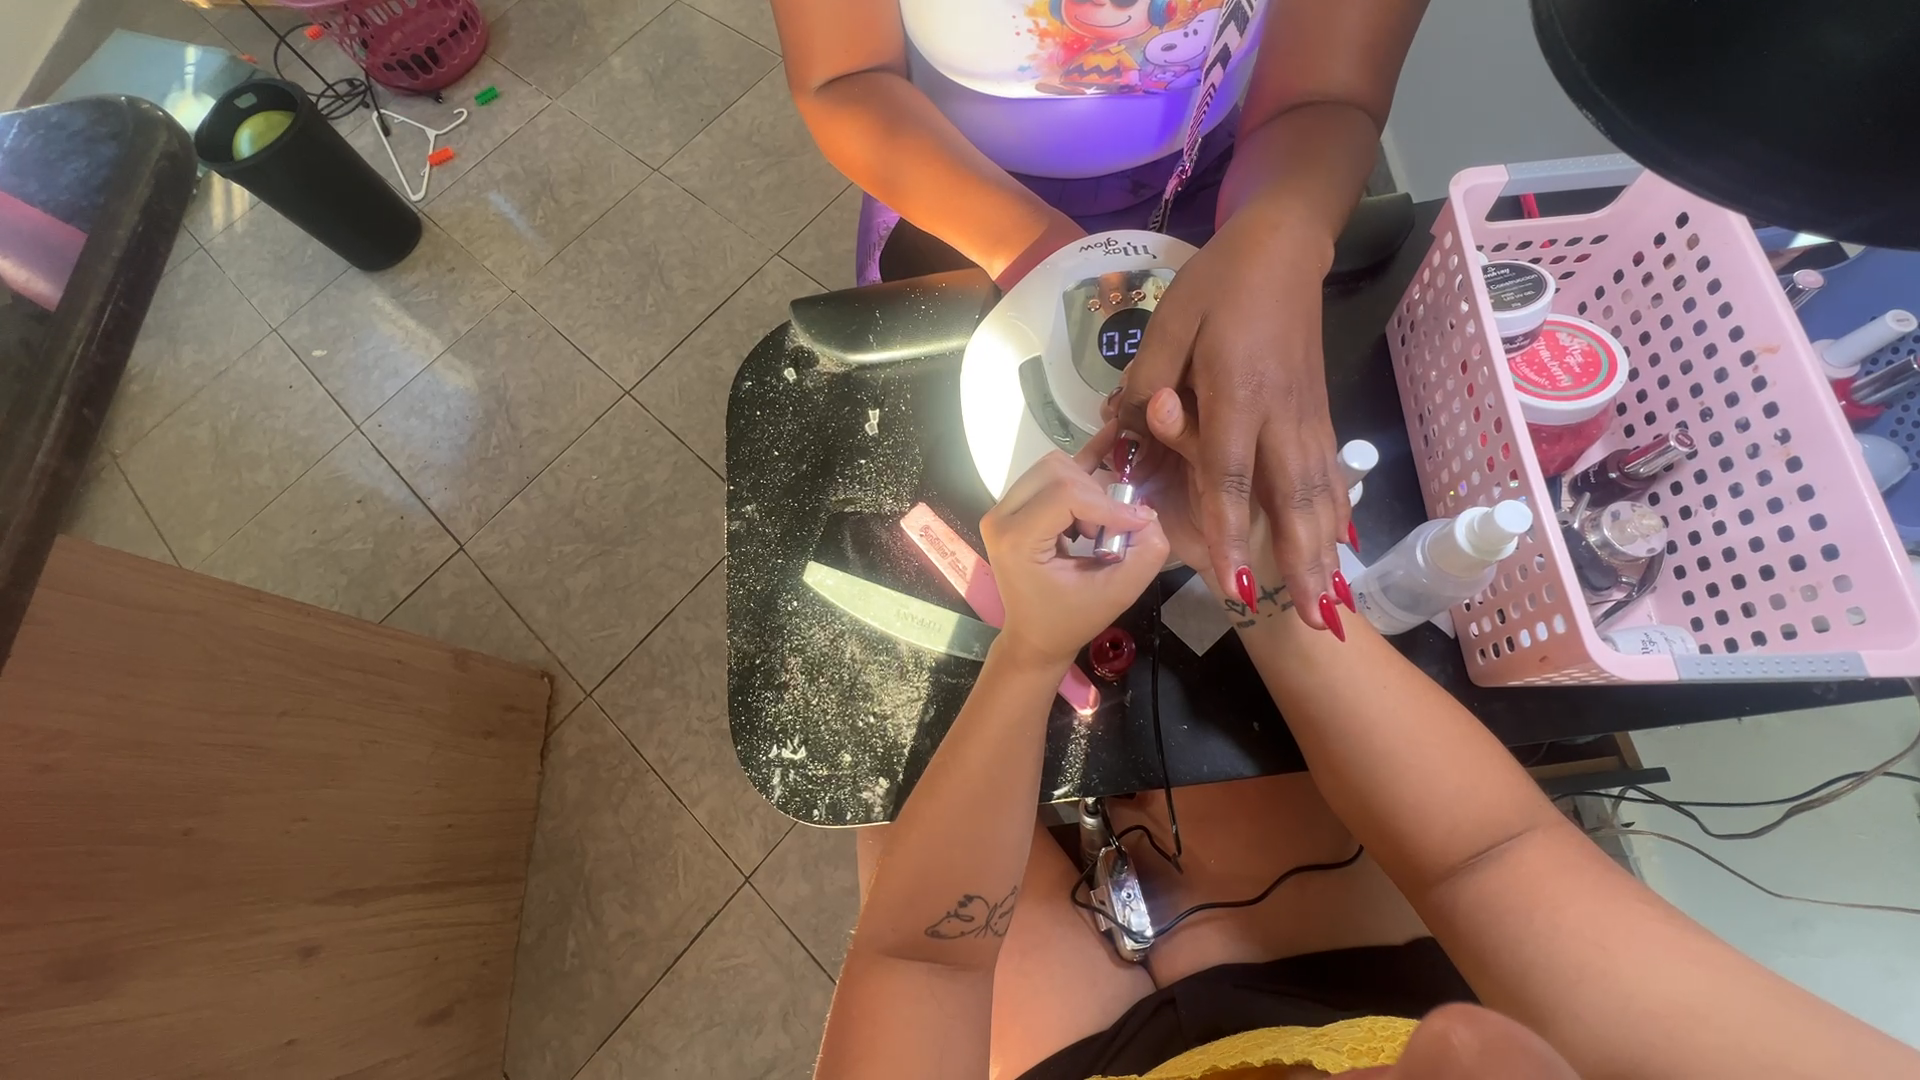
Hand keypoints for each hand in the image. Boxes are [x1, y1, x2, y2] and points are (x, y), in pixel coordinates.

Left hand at [980, 426, 1168, 667]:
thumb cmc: (1069, 620)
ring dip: (1086, 489)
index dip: (1108, 505)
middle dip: (1095, 496)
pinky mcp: (1015, 503)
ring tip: (1093, 528)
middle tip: (1106, 532)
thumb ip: (1144, 555)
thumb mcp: (1115, 595)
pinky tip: (1111, 442)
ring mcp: (1003, 507)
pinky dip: (1082, 464)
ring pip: (1054, 466)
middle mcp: (1000, 516)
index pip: (1065, 495)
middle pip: (1057, 471)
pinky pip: (1050, 471)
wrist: (1035, 635)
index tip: (1136, 524)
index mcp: (1015, 541)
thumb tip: (1149, 515)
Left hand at [1116, 209, 1347, 631]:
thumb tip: (1129, 436)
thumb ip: (1149, 386)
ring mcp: (1307, 414)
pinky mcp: (1318, 410)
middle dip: (1301, 561)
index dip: (1229, 534)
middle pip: (1293, 498)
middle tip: (1312, 617)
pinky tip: (1342, 541)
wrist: (1283, 246)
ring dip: (1325, 547)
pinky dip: (1337, 512)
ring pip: (1320, 491)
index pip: (1230, 477)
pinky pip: (1330, 472)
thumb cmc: (1218, 284)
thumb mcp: (1168, 325)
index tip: (1234, 585)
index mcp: (1238, 394)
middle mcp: (1281, 415)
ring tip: (1333, 597)